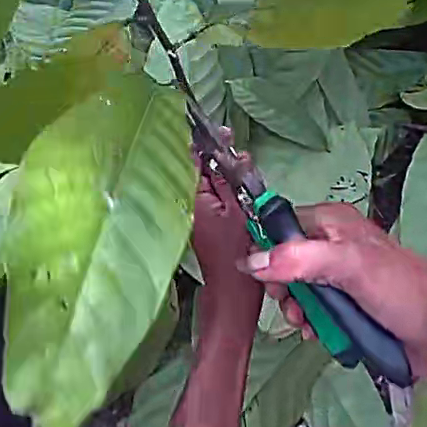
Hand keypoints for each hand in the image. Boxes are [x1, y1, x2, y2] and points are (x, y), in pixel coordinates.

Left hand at [189, 132, 261, 329]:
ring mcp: (193, 213)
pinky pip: (210, 195)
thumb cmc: (237, 254)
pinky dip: (221, 186)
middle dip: (215, 154)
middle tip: (232, 143)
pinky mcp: (201, 222)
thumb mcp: (239, 210)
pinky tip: (234, 182)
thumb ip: (233, 180)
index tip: (222, 132)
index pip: (192, 159)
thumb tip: (234, 153)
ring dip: (220, 169)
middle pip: (198, 168)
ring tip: (237, 159)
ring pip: (205, 181)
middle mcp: (187, 203)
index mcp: (192, 197)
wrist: (232, 294)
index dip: (206, 142)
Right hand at [238, 203, 426, 380]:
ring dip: (296, 308)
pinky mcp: (343, 301)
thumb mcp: (349, 267)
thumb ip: (300, 260)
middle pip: (283, 258)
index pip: (280, 223)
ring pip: (295, 287)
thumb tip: (252, 261)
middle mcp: (332, 242)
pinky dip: (310, 320)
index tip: (263, 274)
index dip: (266, 248)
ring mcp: (337, 273)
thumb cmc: (402, 292)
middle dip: (282, 286)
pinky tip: (317, 330)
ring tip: (307, 322)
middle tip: (291, 303)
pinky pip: (312, 308)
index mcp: (331, 220)